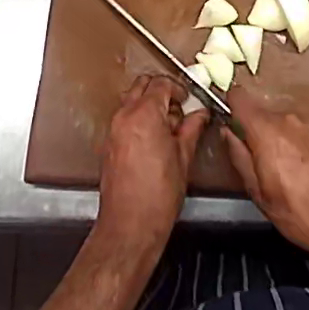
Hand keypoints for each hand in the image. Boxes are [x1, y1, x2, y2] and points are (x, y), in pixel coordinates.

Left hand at [98, 75, 207, 241]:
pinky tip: (154, 140)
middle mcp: (124, 116)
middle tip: (179, 107)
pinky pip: (124, 118)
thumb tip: (200, 115)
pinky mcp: (108, 144)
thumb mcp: (184, 157)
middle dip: (161, 90)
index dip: (178, 88)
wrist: (130, 226)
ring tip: (169, 127)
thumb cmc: (158, 196)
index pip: (161, 83)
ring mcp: (113, 130)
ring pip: (131, 100)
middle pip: (142, 84)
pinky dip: (138, 119)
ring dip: (149, 104)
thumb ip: (192, 128)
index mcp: (145, 114)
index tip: (188, 98)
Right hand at [220, 89, 308, 266]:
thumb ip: (239, 156)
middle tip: (254, 162)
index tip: (225, 119)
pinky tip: (298, 172)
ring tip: (279, 172)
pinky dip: (291, 144)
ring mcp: (307, 124)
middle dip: (252, 131)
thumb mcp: (258, 192)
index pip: (239, 97)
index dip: (229, 104)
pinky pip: (297, 131)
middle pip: (259, 113)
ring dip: (273, 139)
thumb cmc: (298, 212)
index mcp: (266, 130)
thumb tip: (227, 133)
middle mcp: (287, 119)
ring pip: (279, 123)